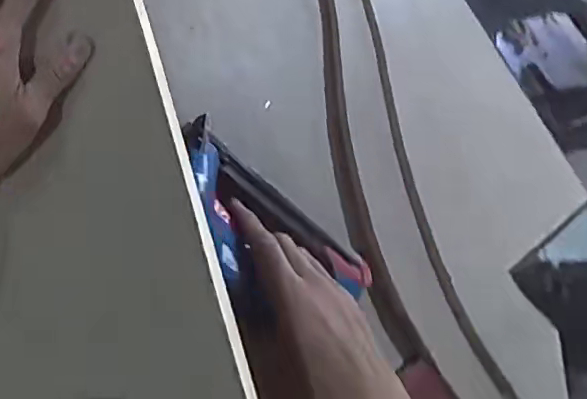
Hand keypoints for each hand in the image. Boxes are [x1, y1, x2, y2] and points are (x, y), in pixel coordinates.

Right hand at [231, 202, 405, 398]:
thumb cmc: (316, 390)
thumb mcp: (270, 367)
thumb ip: (252, 329)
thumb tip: (240, 303)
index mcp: (293, 295)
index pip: (265, 244)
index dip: (247, 222)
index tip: (234, 206)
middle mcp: (317, 284)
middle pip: (286, 243)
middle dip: (263, 237)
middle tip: (243, 244)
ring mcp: (338, 292)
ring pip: (306, 256)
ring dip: (285, 253)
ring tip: (269, 266)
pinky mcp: (352, 305)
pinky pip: (322, 273)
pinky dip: (304, 269)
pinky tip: (301, 290)